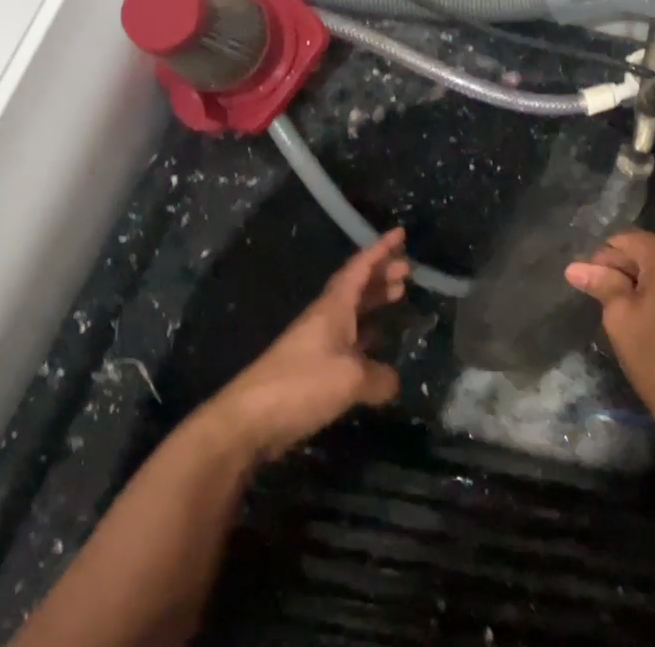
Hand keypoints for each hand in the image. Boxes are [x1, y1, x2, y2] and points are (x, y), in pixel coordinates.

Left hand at [201, 228, 408, 457]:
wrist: (247, 422)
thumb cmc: (301, 385)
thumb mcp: (351, 379)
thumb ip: (380, 377)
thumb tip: (393, 381)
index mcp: (332, 309)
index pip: (359, 269)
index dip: (380, 250)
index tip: (400, 233)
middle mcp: (323, 321)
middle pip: (354, 288)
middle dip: (379, 274)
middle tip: (407, 269)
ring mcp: (315, 345)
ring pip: (350, 313)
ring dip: (373, 301)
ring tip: (397, 295)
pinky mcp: (311, 371)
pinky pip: (345, 341)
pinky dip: (365, 335)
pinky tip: (377, 343)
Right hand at [565, 231, 654, 434]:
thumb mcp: (621, 318)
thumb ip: (602, 284)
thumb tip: (574, 267)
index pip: (626, 240)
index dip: (603, 259)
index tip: (590, 287)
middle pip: (650, 248)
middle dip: (627, 268)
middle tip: (607, 300)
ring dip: (649, 278)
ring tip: (631, 310)